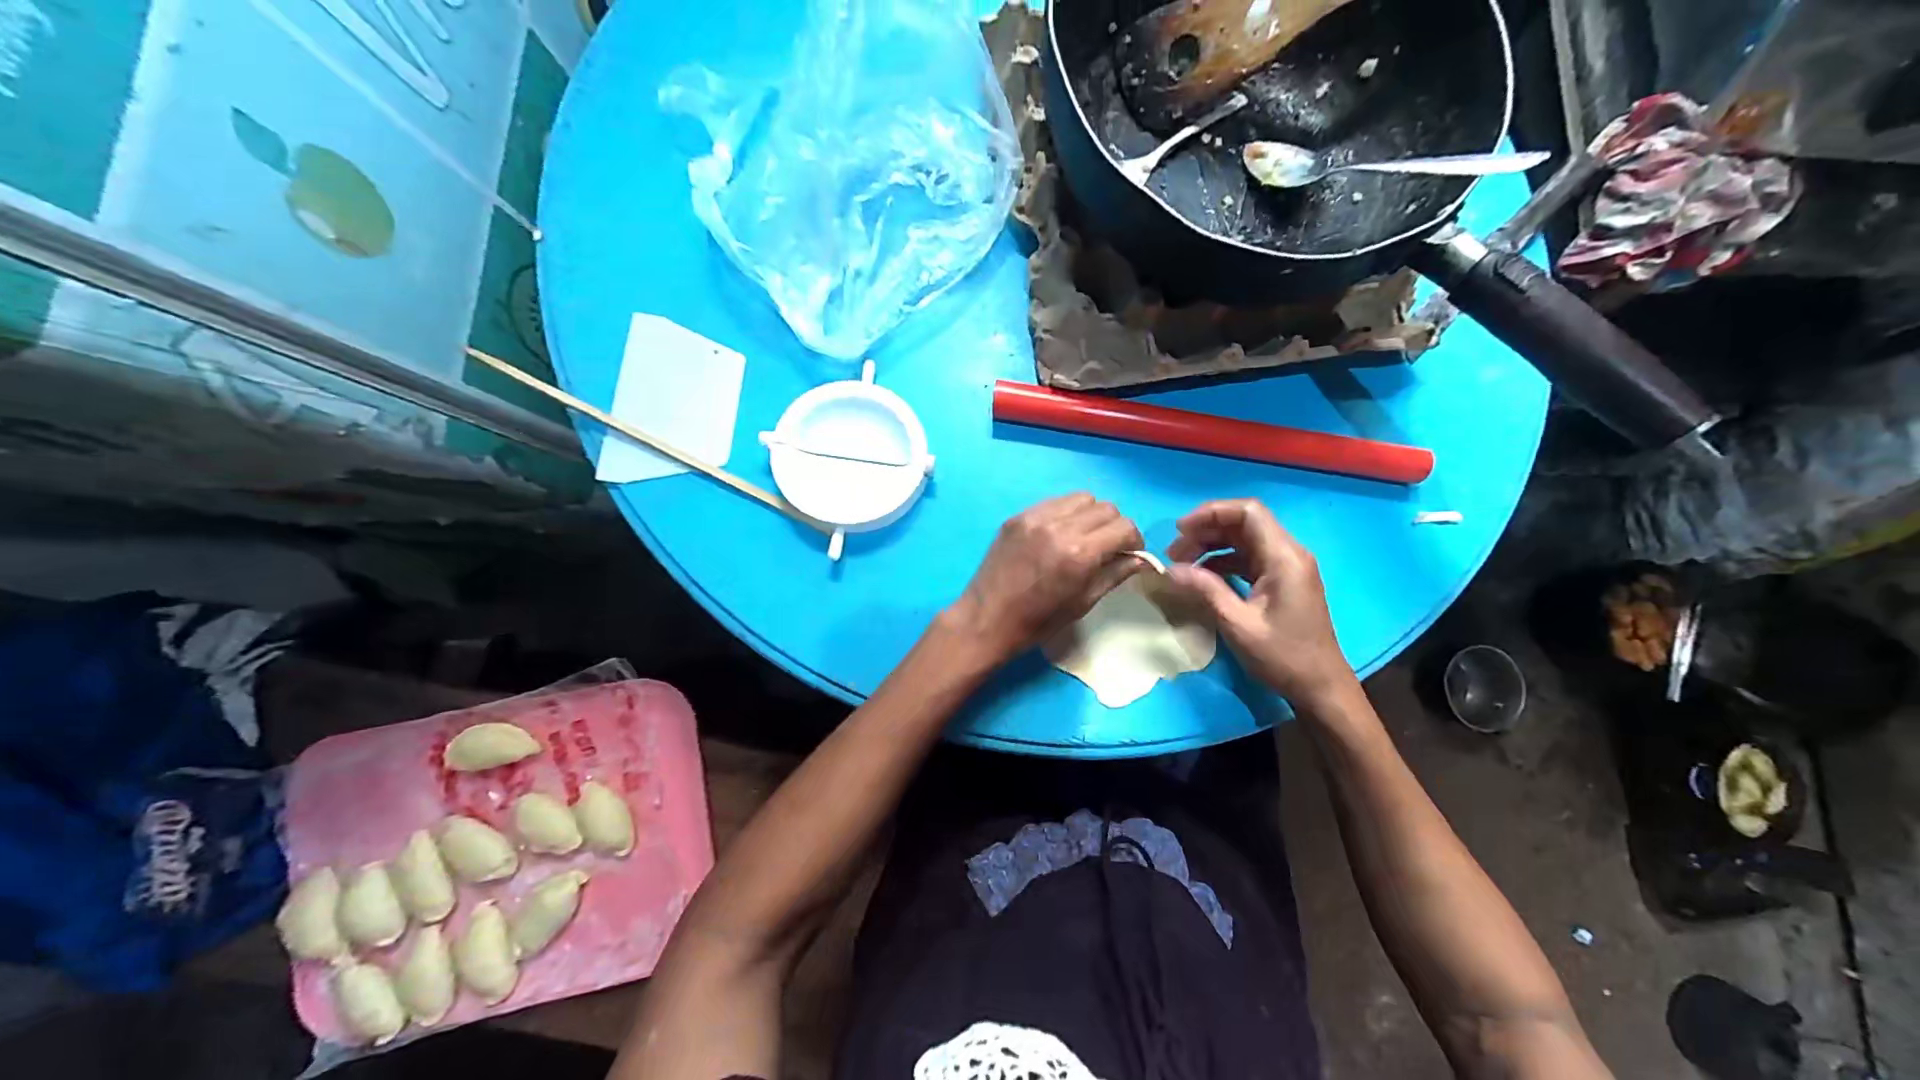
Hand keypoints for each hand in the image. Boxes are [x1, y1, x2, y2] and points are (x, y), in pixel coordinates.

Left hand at [946, 494, 1144, 661]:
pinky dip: (1065, 514)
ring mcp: (1035, 518)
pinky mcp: (1018, 517)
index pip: (1124, 527)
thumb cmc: (1039, 621)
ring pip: (1081, 499)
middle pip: (1106, 508)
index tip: (1128, 554)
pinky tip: (1058, 535)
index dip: (1134, 540)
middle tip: (1107, 546)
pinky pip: (1053, 503)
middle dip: (1114, 526)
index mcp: (1079, 553)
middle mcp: (1059, 527)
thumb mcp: (1084, 602)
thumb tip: (1142, 558)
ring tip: (1083, 537)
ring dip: (1090, 515)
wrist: (987, 619)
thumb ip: (1115, 574)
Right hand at [1165, 499, 1352, 704]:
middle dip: (1206, 530)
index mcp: (1284, 558)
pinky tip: (1202, 576)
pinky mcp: (1282, 581)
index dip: (1211, 513)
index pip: (1248, 512)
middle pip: (1244, 522)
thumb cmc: (1283, 657)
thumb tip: (1169, 570)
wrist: (1320, 686)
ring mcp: (1287, 567)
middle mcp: (1289, 554)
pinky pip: (1249, 557)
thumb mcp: (1238, 624)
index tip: (1180, 531)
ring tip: (1182, 564)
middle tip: (1174, 553)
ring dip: (1212, 545)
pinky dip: (1223, 560)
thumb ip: (1205, 590)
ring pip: (1244, 539)